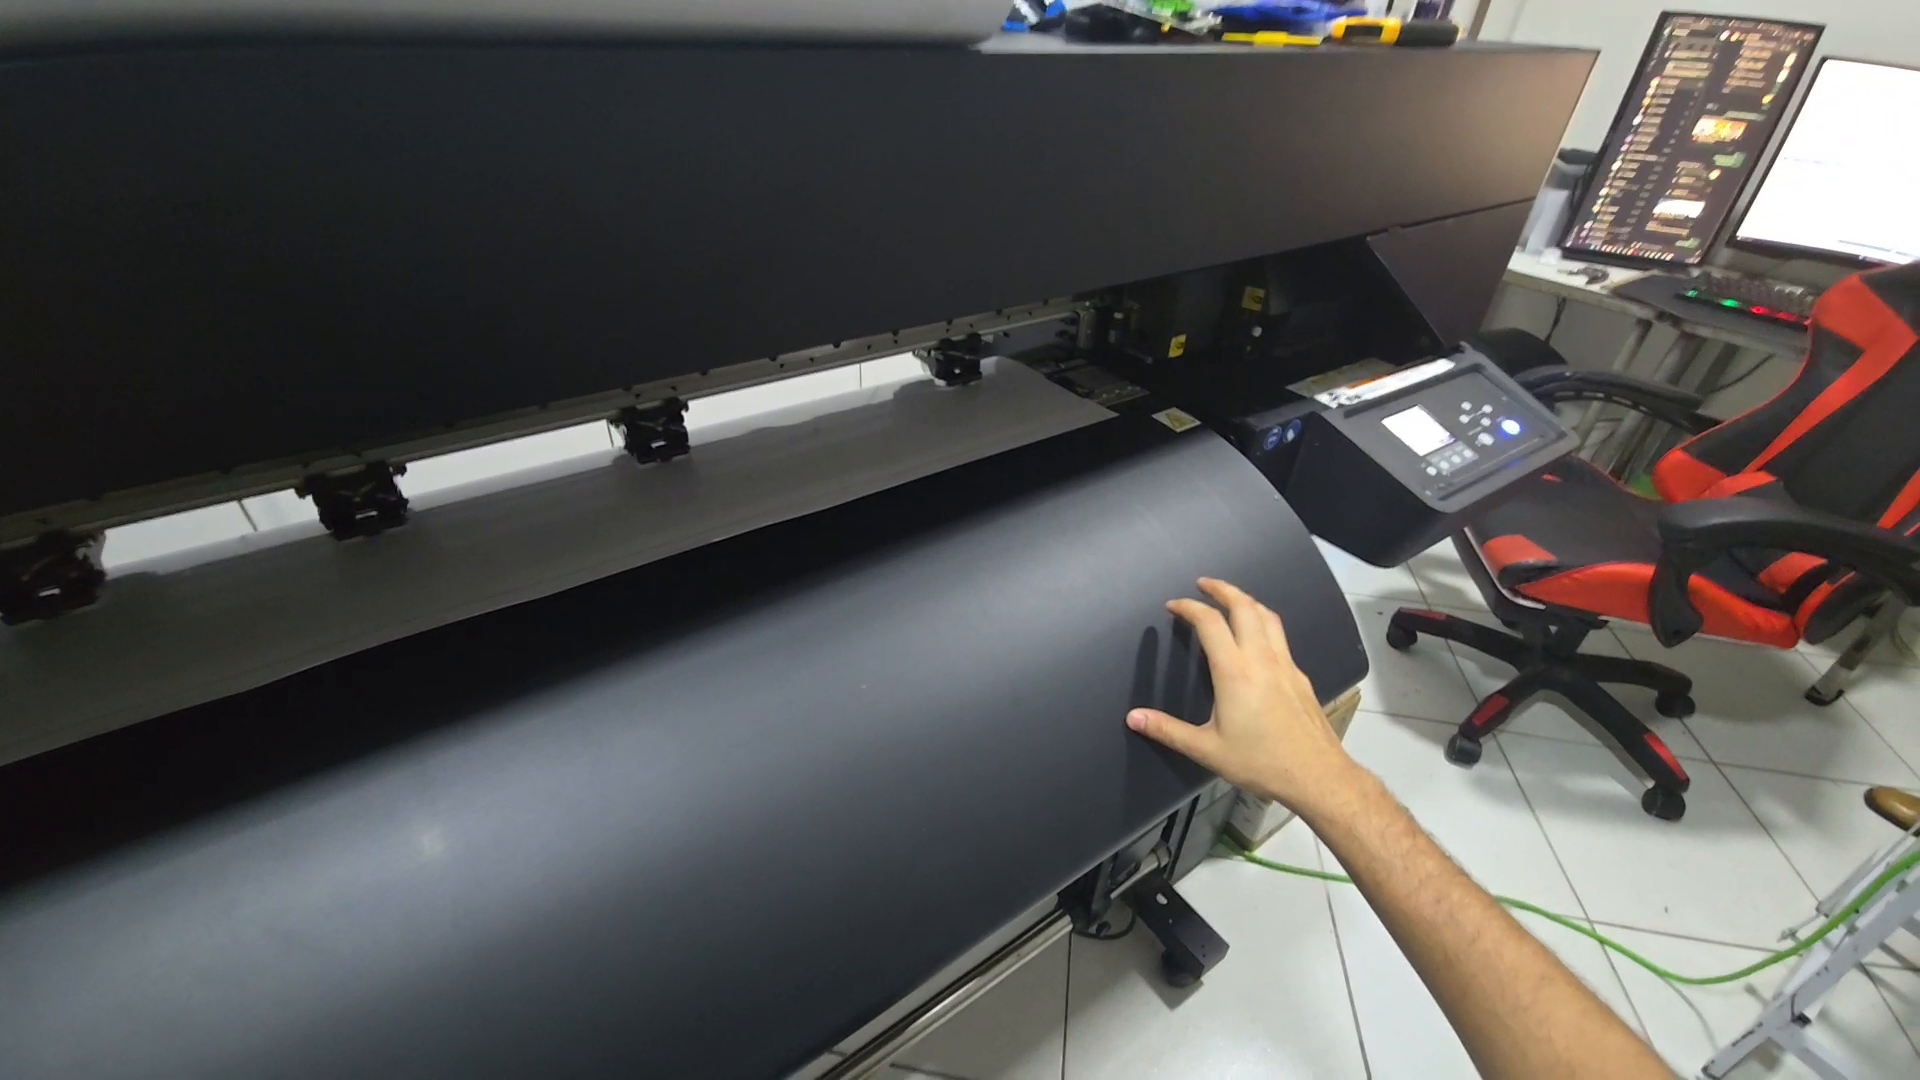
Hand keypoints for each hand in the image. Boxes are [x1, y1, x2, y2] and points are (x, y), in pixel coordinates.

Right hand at [1126, 578, 1358, 813]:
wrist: (1318, 776)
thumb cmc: (1261, 762)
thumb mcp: (1207, 750)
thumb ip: (1168, 731)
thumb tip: (1132, 718)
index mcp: (1234, 671)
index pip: (1209, 623)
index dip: (1189, 607)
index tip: (1173, 605)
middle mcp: (1261, 659)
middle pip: (1244, 607)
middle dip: (1222, 589)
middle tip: (1204, 584)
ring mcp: (1285, 665)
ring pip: (1268, 617)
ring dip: (1246, 601)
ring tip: (1230, 600)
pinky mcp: (1300, 677)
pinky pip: (1280, 637)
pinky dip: (1263, 623)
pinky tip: (1256, 639)